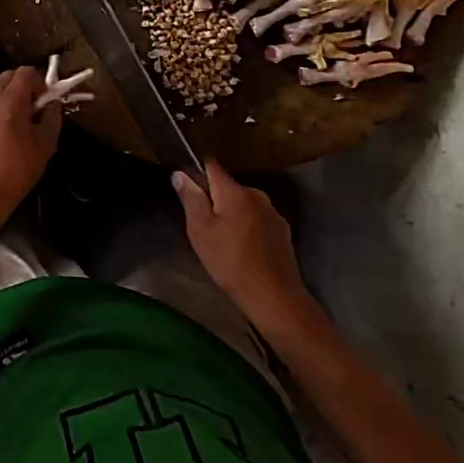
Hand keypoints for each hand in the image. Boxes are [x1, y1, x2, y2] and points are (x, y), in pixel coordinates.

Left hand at [0, 66, 61, 226]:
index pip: (26, 72)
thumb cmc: (19, 168)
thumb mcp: (46, 143)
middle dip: (25, 85)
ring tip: (18, 112)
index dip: (40, 82)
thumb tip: (53, 103)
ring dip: (8, 91)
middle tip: (35, 107)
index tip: (46, 100)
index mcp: (11, 101)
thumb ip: (52, 116)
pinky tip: (1, 119)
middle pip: (9, 75)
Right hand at [173, 160, 308, 313]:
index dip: (196, 172)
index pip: (212, 166)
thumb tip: (180, 174)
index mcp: (234, 192)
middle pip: (228, 187)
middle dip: (214, 199)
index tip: (187, 188)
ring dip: (231, 214)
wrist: (274, 296)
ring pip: (243, 204)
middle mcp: (257, 195)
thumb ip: (191, 199)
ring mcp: (273, 213)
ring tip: (222, 240)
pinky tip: (242, 249)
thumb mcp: (200, 231)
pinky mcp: (283, 231)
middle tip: (202, 225)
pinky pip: (257, 219)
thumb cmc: (230, 261)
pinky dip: (247, 227)